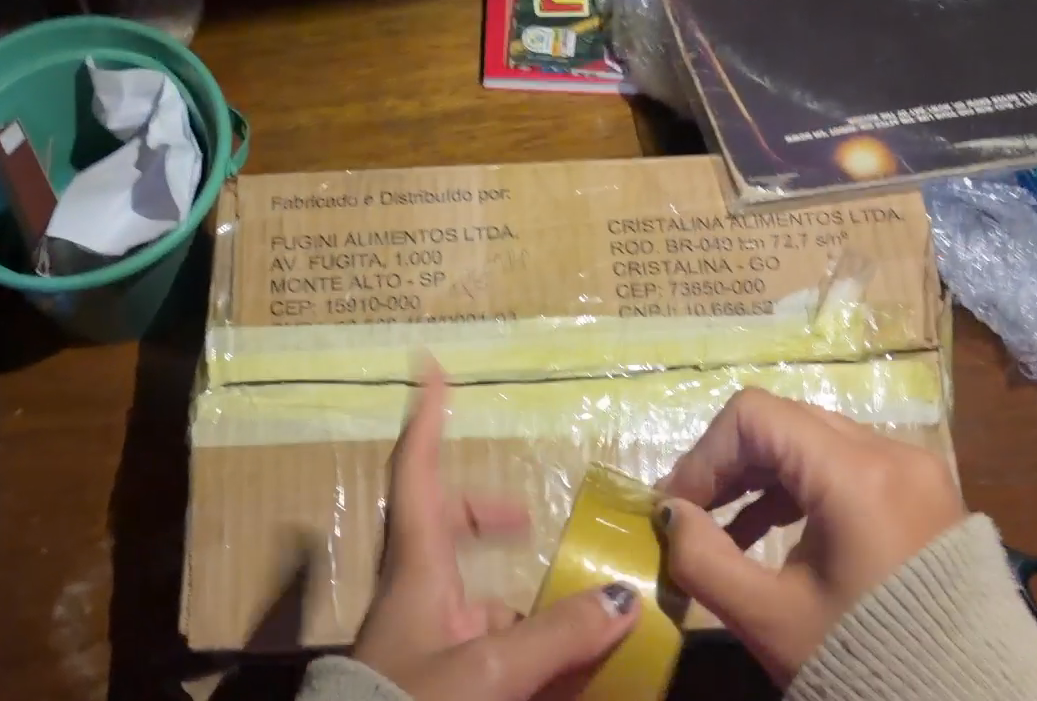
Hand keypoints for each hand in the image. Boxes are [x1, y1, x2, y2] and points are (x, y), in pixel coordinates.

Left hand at [353, 366, 639, 700]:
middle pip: (446, 527)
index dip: (424, 416)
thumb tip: (621, 598)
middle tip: (523, 520)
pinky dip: (533, 653)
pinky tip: (576, 676)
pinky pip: (496, 650)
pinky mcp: (446, 677)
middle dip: (486, 516)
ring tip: (585, 620)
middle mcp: (421, 592)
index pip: (415, 470)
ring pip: (481, 600)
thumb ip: (556, 636)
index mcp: (416, 565)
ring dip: (528, 607)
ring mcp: (431, 637)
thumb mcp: (488, 671)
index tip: (429, 367)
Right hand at [656, 388, 964, 683]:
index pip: (754, 416)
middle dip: (728, 462)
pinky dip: (794, 486)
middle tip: (692, 510)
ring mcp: (912, 469)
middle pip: (781, 421)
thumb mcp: (768, 619)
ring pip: (808, 439)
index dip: (705, 453)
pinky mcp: (920, 492)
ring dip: (757, 473)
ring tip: (721, 522)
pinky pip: (840, 464)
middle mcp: (891, 452)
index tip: (679, 504)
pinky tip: (765, 531)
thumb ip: (701, 556)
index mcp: (858, 475)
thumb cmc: (866, 664)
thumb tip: (669, 512)